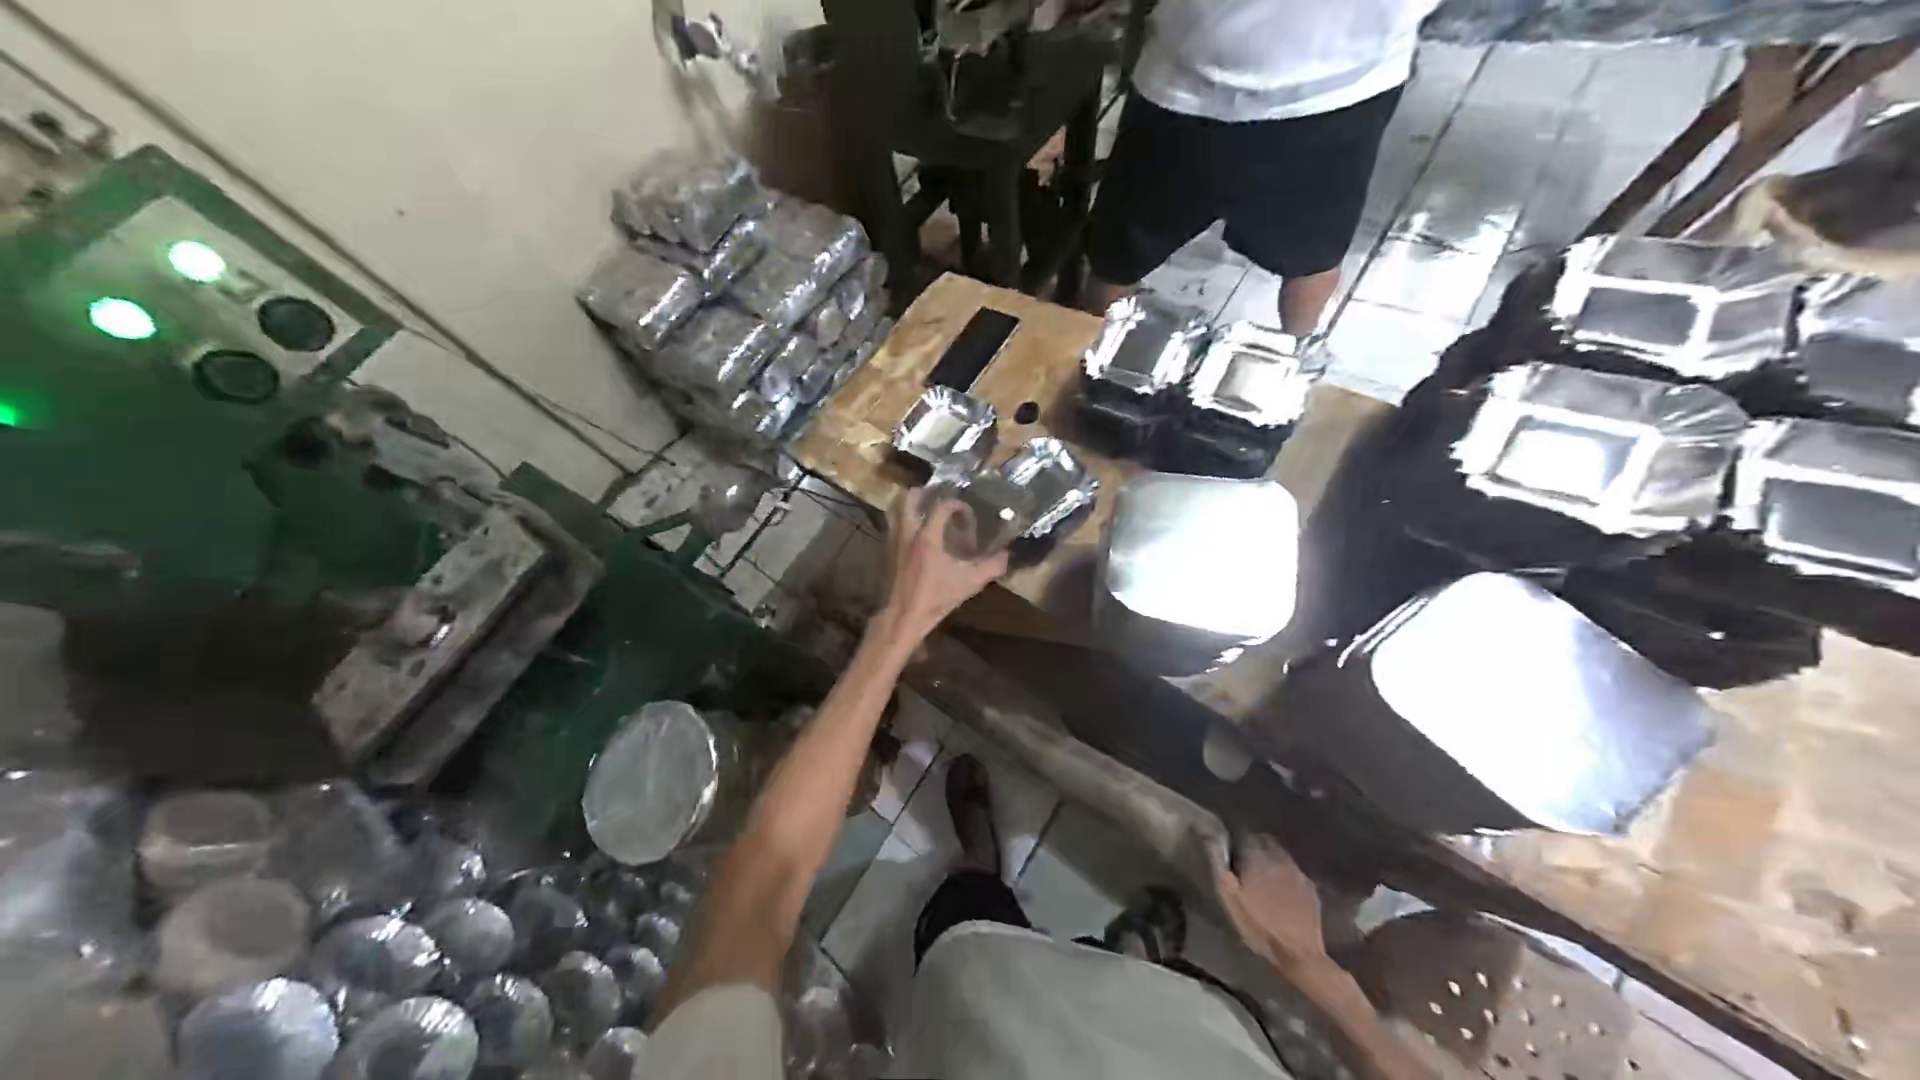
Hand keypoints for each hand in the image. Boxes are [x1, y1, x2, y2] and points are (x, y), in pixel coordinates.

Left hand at [877, 489, 1009, 641]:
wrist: (904, 616)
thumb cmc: (936, 597)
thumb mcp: (969, 583)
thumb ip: (991, 566)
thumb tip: (1006, 555)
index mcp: (928, 536)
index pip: (941, 506)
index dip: (956, 504)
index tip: (966, 512)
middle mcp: (908, 532)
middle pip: (908, 498)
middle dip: (924, 492)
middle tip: (939, 496)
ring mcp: (895, 541)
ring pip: (897, 510)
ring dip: (912, 506)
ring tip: (927, 510)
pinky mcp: (888, 552)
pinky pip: (895, 526)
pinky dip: (906, 522)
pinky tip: (919, 535)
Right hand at [1213, 834, 1329, 975]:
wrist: (1298, 954)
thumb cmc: (1258, 925)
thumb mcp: (1229, 897)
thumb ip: (1219, 864)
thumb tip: (1208, 836)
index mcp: (1259, 859)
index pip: (1249, 837)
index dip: (1240, 843)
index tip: (1235, 854)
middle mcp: (1280, 860)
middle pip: (1268, 843)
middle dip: (1258, 848)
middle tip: (1248, 864)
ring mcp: (1299, 874)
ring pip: (1283, 857)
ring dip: (1273, 861)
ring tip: (1266, 878)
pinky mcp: (1311, 890)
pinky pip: (1296, 874)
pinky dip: (1287, 877)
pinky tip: (1284, 892)